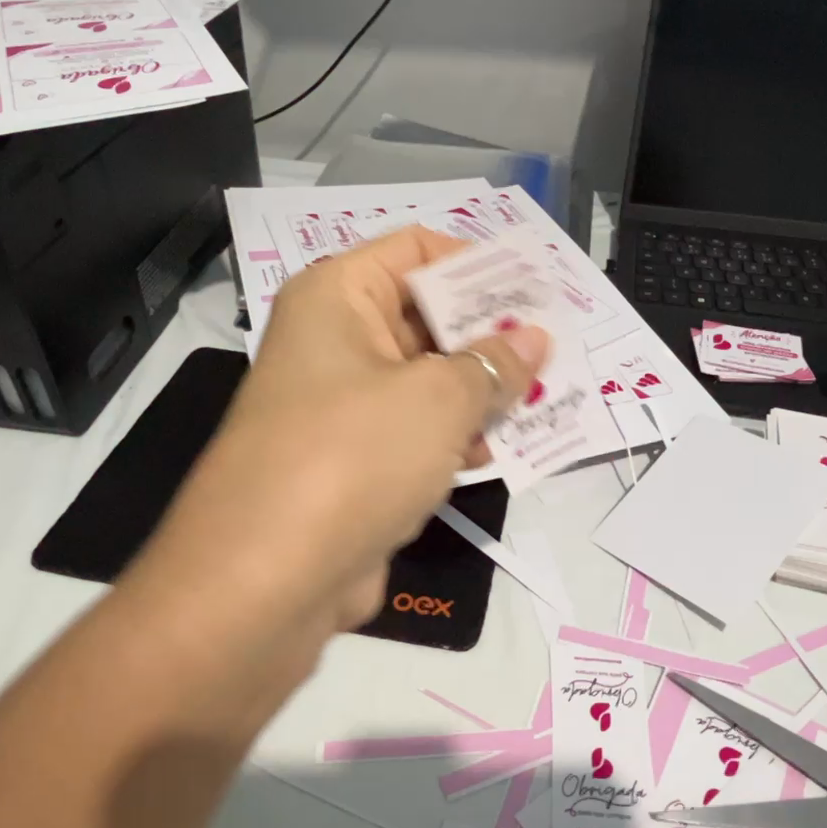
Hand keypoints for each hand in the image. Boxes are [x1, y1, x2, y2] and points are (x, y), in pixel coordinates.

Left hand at [136, 226, 550, 631]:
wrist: (269, 578)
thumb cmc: (354, 455)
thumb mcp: (439, 399)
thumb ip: (494, 363)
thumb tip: (533, 336)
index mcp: (337, 296)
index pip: (415, 249)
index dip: (478, 262)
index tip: (539, 289)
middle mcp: (332, 341)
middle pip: (424, 315)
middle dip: (490, 334)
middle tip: (558, 349)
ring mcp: (339, 406)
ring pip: (425, 379)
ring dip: (481, 391)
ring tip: (547, 398)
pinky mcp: (351, 463)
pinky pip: (414, 432)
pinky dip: (455, 437)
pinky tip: (503, 450)